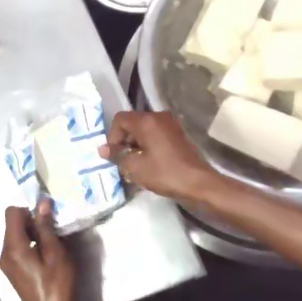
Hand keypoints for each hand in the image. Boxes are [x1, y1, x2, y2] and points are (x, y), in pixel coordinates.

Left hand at [1, 200, 75, 300]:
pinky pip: (17, 249)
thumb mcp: (56, 253)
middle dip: (32, 222)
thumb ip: (46, 227)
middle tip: (53, 233)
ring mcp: (6, 264)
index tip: (47, 220)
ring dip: (32, 234)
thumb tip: (42, 202)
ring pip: (16, 236)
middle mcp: (4, 253)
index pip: (12, 212)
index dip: (29, 210)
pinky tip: (45, 258)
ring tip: (52, 246)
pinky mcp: (12, 272)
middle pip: (12, 224)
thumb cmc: (57, 285)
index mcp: (13, 247)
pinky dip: (30, 246)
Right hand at [101, 111, 219, 201]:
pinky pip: (156, 135)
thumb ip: (117, 155)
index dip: (112, 136)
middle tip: (123, 162)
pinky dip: (149, 146)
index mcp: (147, 121)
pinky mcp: (178, 135)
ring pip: (145, 130)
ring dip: (136, 145)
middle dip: (124, 141)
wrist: (198, 183)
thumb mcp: (135, 167)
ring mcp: (171, 125)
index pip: (120, 119)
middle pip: (133, 123)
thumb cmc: (164, 173)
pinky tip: (149, 164)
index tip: (115, 155)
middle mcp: (159, 117)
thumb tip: (103, 149)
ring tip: (136, 165)